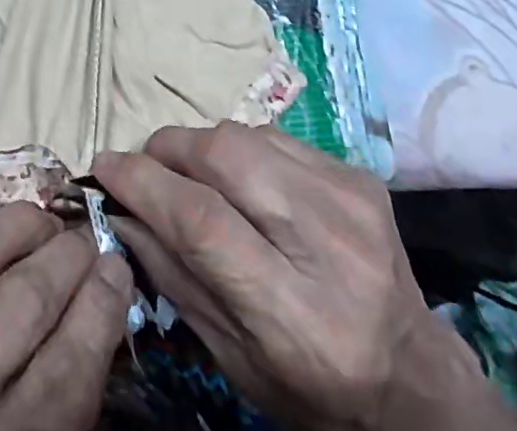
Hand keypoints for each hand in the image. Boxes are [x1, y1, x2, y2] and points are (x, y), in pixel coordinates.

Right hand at [92, 123, 516, 430]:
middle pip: (227, 156)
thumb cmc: (308, 382)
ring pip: (246, 134)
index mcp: (296, 315)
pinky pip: (273, 136)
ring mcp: (353, 203)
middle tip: (145, 166)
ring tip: (187, 172)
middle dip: (167, 149)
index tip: (104, 166)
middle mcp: (333, 248)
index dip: (142, 182)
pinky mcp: (361, 178)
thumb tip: (117, 206)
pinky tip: (237, 178)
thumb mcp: (227, 352)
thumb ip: (168, 272)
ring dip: (199, 145)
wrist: (412, 379)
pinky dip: (238, 148)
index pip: (202, 221)